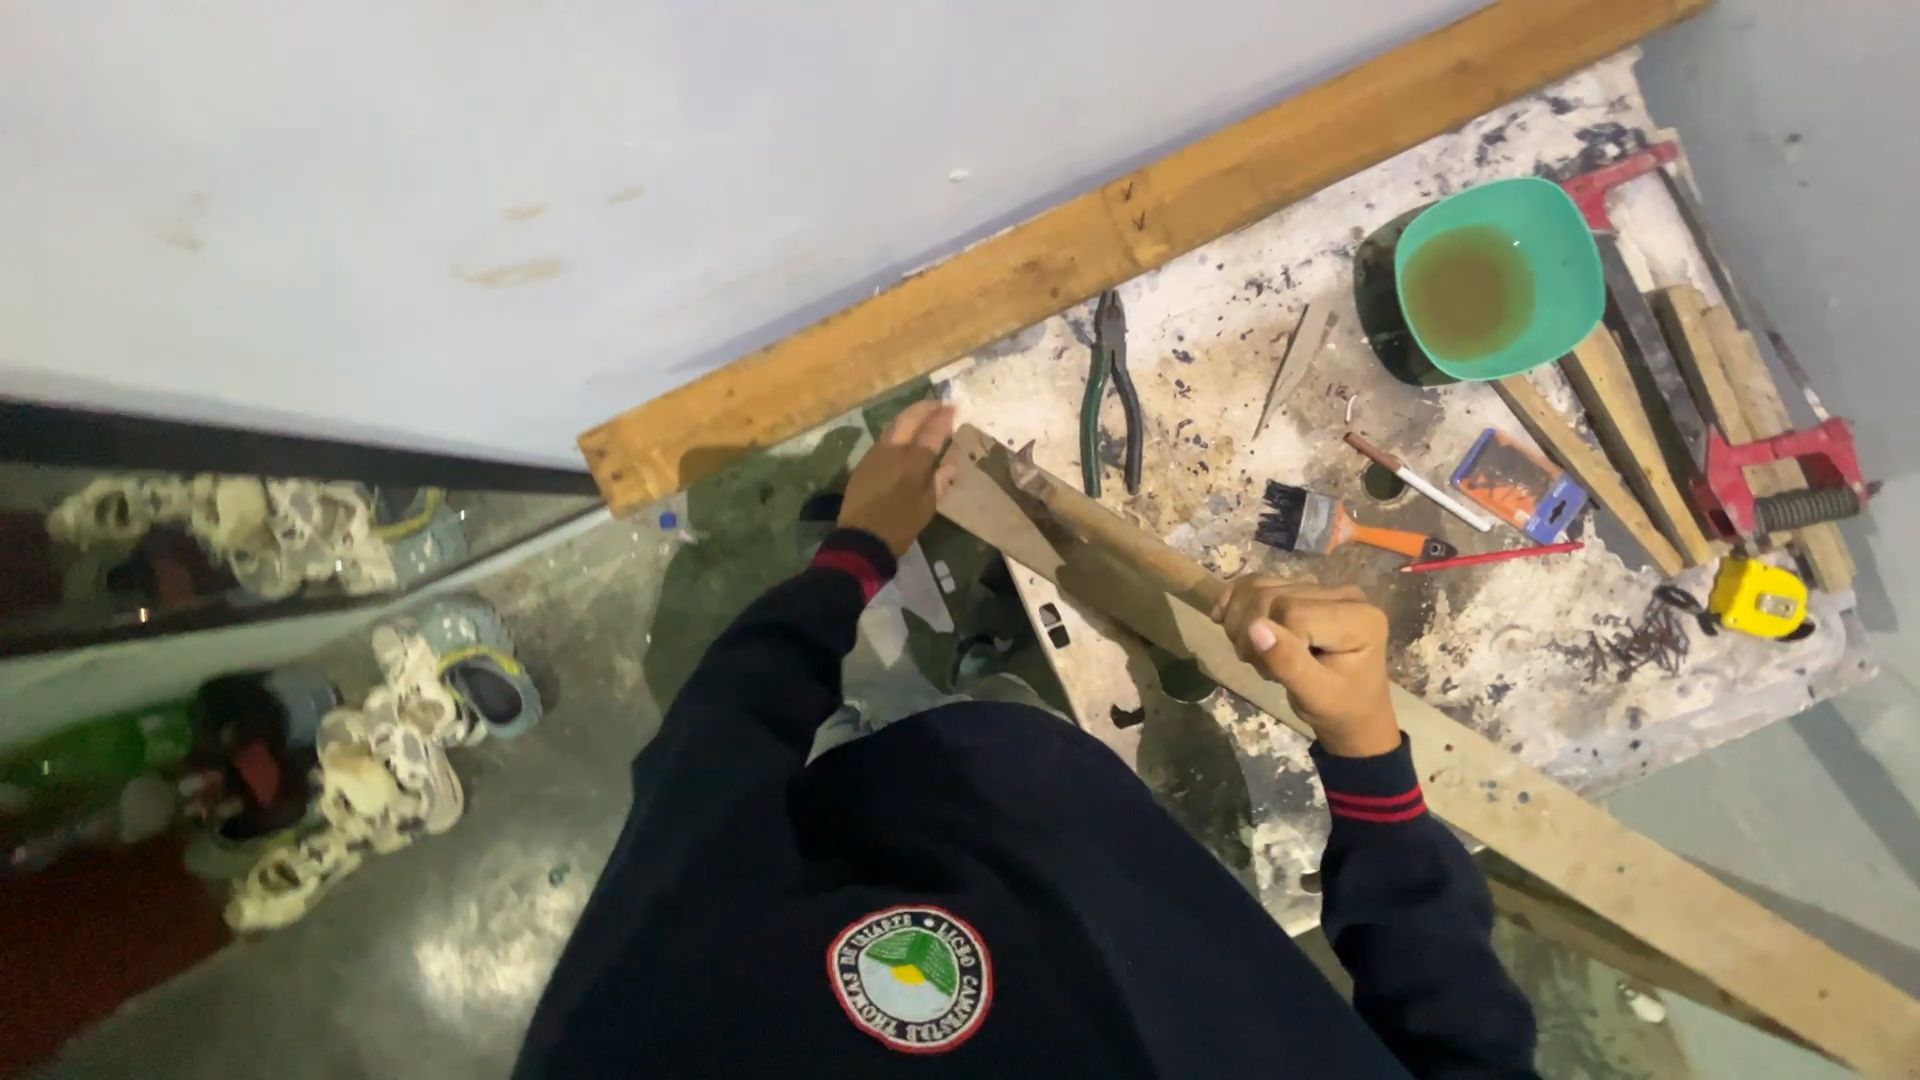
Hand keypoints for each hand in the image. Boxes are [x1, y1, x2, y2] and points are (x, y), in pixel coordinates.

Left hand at [837, 401, 957, 556]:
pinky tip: (904, 435)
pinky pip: (884, 438)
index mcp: (913, 463)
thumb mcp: (927, 507)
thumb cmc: (900, 526)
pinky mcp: (864, 461)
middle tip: (940, 404)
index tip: (953, 408)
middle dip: (926, 408)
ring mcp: (875, 454)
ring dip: (910, 416)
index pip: (932, 432)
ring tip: (924, 414)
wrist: (861, 538)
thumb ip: (940, 481)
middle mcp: (893, 451)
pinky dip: (898, 430)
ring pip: (894, 425)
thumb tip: (951, 463)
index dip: (943, 419)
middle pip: (909, 419)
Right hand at [1211, 577, 1400, 757]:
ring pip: (1259, 587)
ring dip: (1240, 621)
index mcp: (1359, 619)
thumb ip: (1289, 662)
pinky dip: (1234, 601)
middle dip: (1250, 632)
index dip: (1273, 644)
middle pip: (1272, 596)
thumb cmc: (1339, 707)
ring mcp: (1322, 589)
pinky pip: (1258, 583)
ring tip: (1256, 653)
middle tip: (1260, 666)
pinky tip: (1223, 619)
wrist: (1350, 711)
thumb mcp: (1316, 695)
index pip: (1294, 614)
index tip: (1275, 675)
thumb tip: (1255, 627)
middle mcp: (1344, 595)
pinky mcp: (1302, 591)